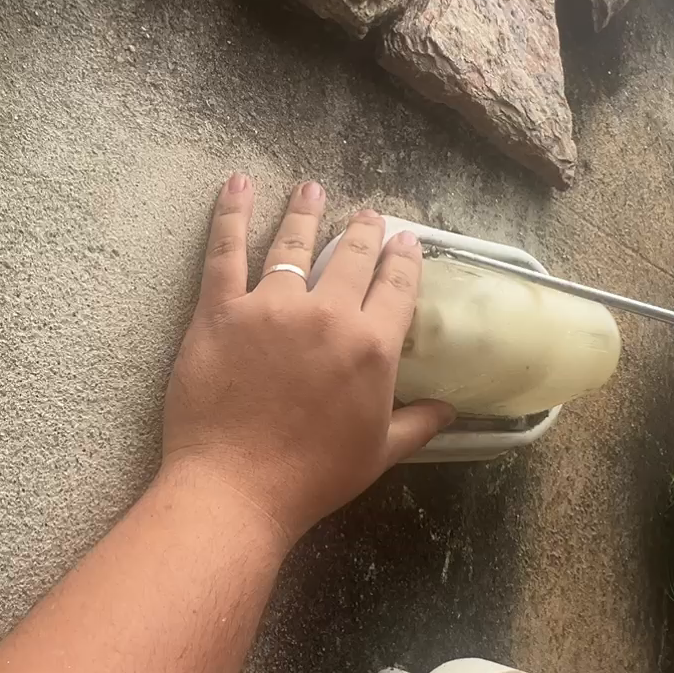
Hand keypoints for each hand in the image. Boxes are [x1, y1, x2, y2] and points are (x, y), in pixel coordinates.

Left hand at [159, 175, 454, 544]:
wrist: (237, 488)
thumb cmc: (311, 478)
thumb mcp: (378, 455)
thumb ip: (418, 424)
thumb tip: (452, 409)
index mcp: (372, 346)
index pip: (397, 286)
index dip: (403, 259)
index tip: (404, 240)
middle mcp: (328, 314)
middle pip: (350, 256)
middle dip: (363, 230)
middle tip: (366, 214)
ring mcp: (271, 307)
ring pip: (292, 243)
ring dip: (305, 211)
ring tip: (311, 189)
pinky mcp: (221, 310)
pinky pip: (225, 251)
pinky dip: (230, 213)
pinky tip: (236, 184)